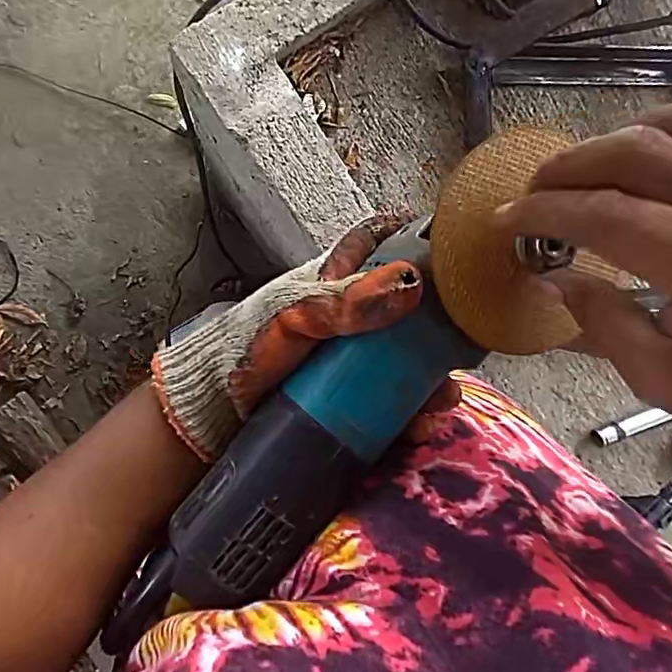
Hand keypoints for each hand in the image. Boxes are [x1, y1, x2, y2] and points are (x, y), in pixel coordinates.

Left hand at [153, 213, 456, 461]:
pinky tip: (418, 427)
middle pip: (409, 314)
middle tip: (454, 356)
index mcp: (335, 283)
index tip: (451, 258)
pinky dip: (411, 415)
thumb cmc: (247, 351)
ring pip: (407, 363)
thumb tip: (410, 282)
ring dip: (431, 382)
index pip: (381, 247)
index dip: (415, 244)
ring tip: (439, 402)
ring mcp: (351, 360)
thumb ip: (346, 300)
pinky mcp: (349, 398)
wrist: (216, 411)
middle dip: (438, 335)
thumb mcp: (296, 317)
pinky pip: (391, 403)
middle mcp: (351, 318)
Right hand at [496, 94, 671, 464]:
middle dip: (574, 165)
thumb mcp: (663, 379)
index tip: (507, 218)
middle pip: (646, 154)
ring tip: (595, 163)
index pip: (611, 217)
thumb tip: (554, 278)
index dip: (547, 213)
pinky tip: (662, 154)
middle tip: (535, 188)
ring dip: (631, 132)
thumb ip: (602, 321)